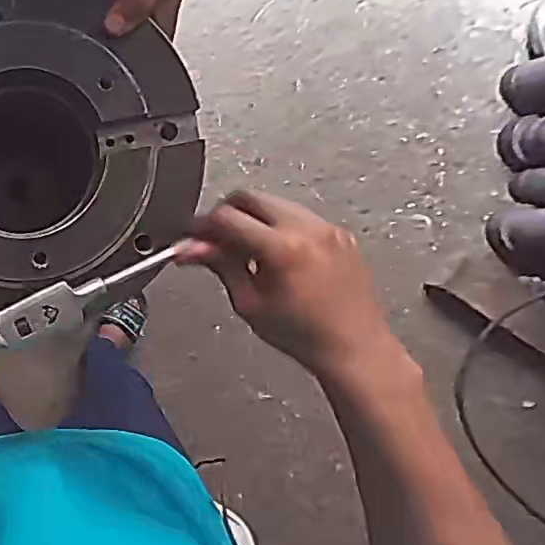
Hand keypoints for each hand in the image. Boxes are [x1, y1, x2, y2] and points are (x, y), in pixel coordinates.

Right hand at [176, 190, 402, 377]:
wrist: (353, 347)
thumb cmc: (305, 334)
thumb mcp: (248, 301)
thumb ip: (219, 265)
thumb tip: (191, 248)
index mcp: (282, 247)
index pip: (227, 217)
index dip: (203, 226)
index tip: (195, 236)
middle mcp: (307, 230)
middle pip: (250, 197)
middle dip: (226, 214)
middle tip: (215, 238)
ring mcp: (326, 229)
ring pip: (274, 203)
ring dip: (252, 219)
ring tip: (247, 253)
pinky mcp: (338, 234)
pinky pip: (299, 217)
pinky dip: (279, 227)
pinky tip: (274, 256)